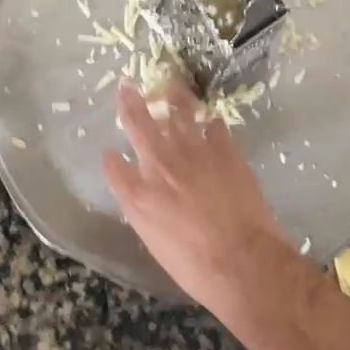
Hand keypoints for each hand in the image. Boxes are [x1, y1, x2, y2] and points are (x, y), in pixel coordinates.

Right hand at [102, 78, 296, 314]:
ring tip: (171, 85)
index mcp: (138, 195)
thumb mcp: (155, 243)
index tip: (109, 151)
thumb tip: (145, 196)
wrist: (240, 259)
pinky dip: (210, 122)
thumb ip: (146, 211)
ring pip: (179, 112)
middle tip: (126, 84)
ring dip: (173, 97)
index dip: (110, 157)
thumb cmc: (194, 265)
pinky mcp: (224, 148)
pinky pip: (214, 124)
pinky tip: (211, 120)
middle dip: (131, 102)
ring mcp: (193, 151)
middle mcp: (160, 165)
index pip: (113, 166)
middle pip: (139, 124)